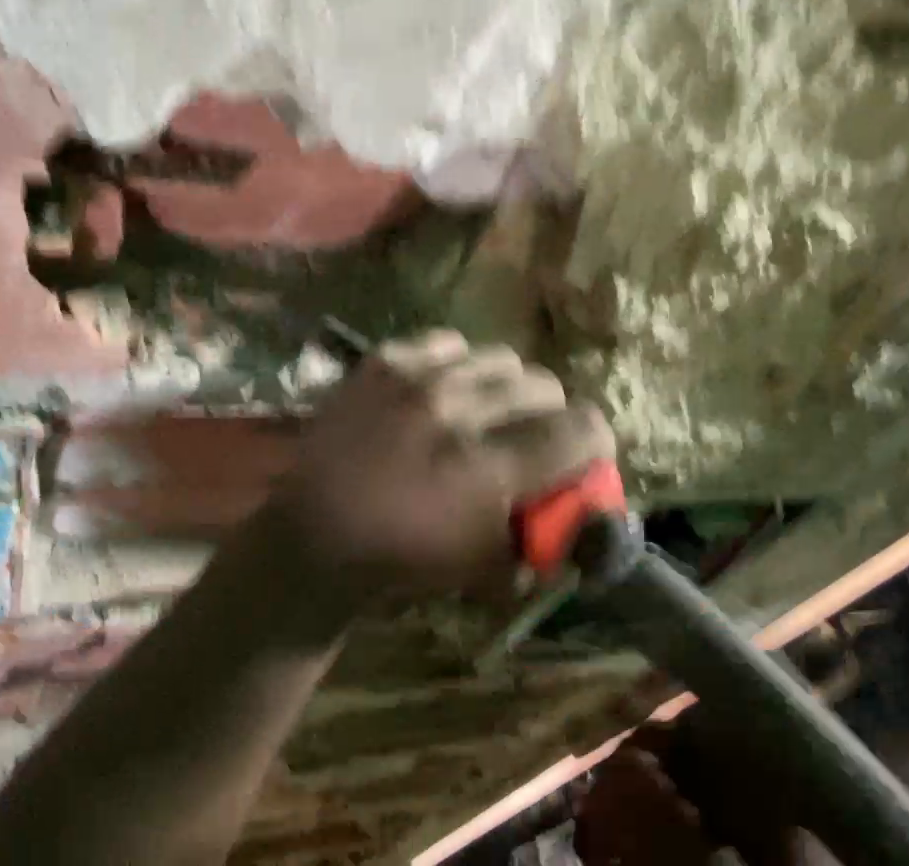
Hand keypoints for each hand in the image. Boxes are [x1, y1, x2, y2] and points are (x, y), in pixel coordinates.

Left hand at [256, 330, 615, 609]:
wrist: (314, 531)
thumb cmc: (400, 560)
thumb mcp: (487, 566)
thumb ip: (544, 534)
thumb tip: (586, 509)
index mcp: (486, 467)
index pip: (580, 428)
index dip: (594, 444)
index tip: (581, 458)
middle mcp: (455, 409)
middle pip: (543, 385)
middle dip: (549, 416)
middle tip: (528, 439)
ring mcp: (414, 378)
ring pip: (499, 357)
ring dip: (505, 387)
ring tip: (485, 412)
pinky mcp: (381, 362)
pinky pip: (446, 343)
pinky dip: (455, 366)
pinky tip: (442, 392)